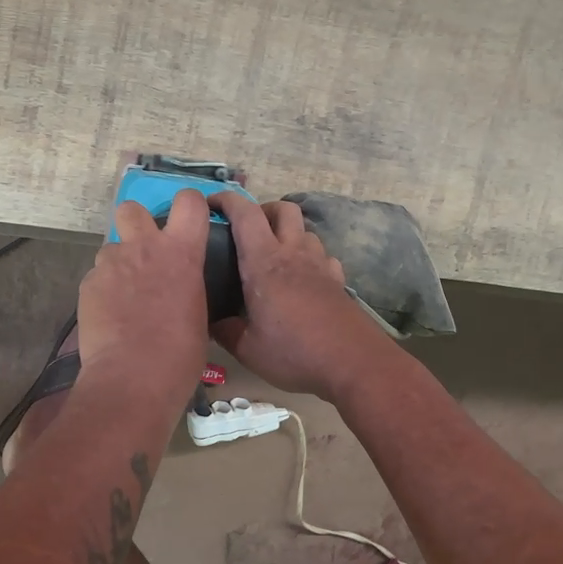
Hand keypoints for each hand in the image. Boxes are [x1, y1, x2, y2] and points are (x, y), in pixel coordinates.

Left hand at [75, 188, 210, 403]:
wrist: (132, 378)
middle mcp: (144, 247)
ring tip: (123, 297)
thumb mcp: (198, 314)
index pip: (190, 202)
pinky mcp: (88, 284)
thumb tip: (179, 292)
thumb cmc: (179, 355)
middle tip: (142, 252)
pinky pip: (97, 278)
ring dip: (117, 265)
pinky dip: (103, 292)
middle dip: (135, 223)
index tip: (188, 218)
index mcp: (181, 253)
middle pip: (131, 208)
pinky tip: (109, 318)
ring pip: (111, 249)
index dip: (190, 205)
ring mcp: (112, 264)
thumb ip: (186, 288)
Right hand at [208, 191, 401, 403]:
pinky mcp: (338, 280)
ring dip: (287, 234)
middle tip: (246, 231)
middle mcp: (293, 253)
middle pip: (283, 209)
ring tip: (274, 257)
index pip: (245, 214)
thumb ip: (223, 331)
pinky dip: (309, 258)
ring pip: (304, 231)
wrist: (353, 363)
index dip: (227, 199)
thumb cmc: (294, 352)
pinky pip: (322, 256)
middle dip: (262, 209)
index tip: (210, 203)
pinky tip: (303, 279)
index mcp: (264, 262)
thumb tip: (209, 320)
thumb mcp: (247, 348)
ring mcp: (320, 264)